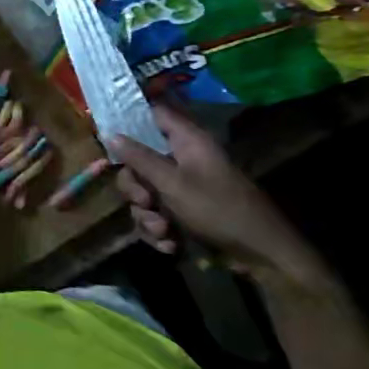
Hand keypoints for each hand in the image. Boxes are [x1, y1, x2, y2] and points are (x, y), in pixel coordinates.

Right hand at [112, 108, 328, 288]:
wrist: (260, 253)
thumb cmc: (218, 209)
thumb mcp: (173, 184)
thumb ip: (140, 159)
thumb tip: (111, 133)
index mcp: (186, 141)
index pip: (152, 115)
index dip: (129, 123)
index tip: (108, 141)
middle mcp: (183, 159)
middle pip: (140, 162)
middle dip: (136, 188)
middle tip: (145, 202)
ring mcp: (184, 187)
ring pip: (146, 194)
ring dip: (147, 217)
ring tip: (164, 232)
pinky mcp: (185, 213)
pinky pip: (158, 215)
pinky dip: (160, 231)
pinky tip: (170, 245)